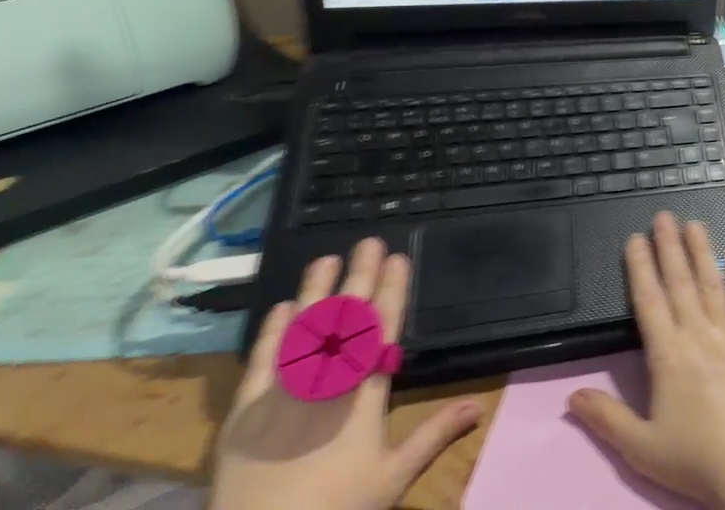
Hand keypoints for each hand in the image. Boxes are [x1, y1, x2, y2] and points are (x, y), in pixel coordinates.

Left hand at [211, 238, 482, 509]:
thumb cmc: (336, 507)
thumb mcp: (392, 477)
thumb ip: (433, 436)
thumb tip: (479, 406)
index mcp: (363, 395)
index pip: (382, 331)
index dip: (392, 292)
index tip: (398, 259)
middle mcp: (326, 382)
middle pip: (346, 320)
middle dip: (359, 278)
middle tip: (368, 242)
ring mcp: (283, 391)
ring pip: (303, 330)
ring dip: (316, 291)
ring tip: (326, 259)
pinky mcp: (245, 409)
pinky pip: (261, 360)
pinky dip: (272, 332)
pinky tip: (282, 308)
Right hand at [568, 213, 724, 509]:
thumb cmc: (695, 456)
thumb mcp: (640, 446)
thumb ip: (605, 418)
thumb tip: (572, 397)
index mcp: (668, 355)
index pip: (649, 301)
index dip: (639, 268)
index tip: (635, 239)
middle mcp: (698, 335)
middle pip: (680, 282)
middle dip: (669, 246)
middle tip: (664, 215)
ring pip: (712, 283)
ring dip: (702, 251)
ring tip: (694, 224)